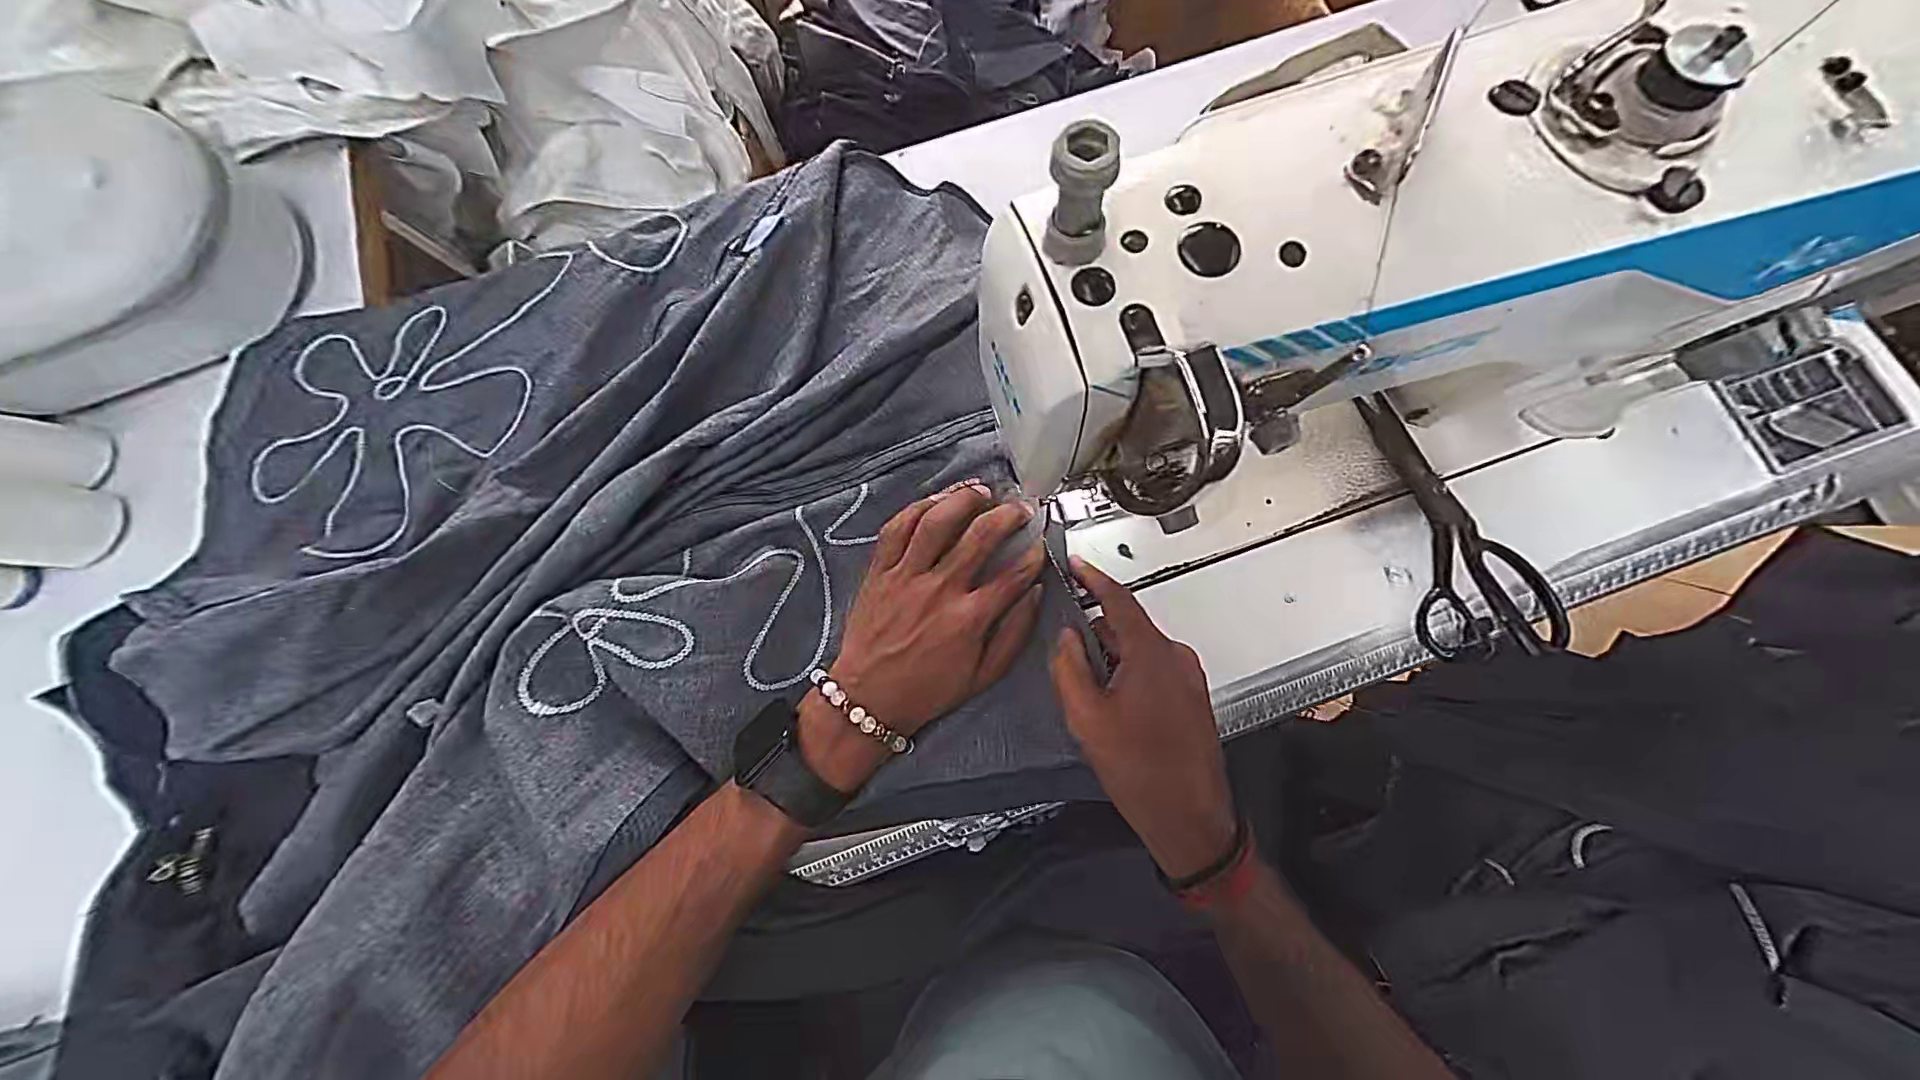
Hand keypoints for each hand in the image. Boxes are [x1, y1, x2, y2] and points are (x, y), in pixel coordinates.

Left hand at [825, 479, 1046, 733]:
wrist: (869, 698)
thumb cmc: (926, 689)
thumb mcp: (983, 675)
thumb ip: (1015, 634)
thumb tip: (1035, 594)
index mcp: (968, 619)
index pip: (1013, 574)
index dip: (1033, 553)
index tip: (1039, 542)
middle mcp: (939, 591)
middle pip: (980, 536)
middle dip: (1007, 515)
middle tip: (1018, 508)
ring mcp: (906, 578)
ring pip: (936, 522)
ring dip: (962, 499)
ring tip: (980, 491)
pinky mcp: (880, 573)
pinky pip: (896, 529)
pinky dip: (916, 508)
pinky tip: (935, 501)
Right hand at [1049, 557, 1235, 880]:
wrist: (1189, 817)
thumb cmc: (1145, 773)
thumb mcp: (1086, 717)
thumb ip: (1068, 667)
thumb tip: (1067, 639)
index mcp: (1151, 655)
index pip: (1118, 599)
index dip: (1092, 577)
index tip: (1077, 564)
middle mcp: (1176, 659)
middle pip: (1126, 626)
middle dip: (1095, 635)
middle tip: (1070, 658)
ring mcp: (1187, 677)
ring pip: (1138, 649)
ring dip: (1112, 660)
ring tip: (1093, 698)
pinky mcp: (1191, 695)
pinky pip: (1153, 668)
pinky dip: (1129, 674)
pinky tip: (1115, 707)